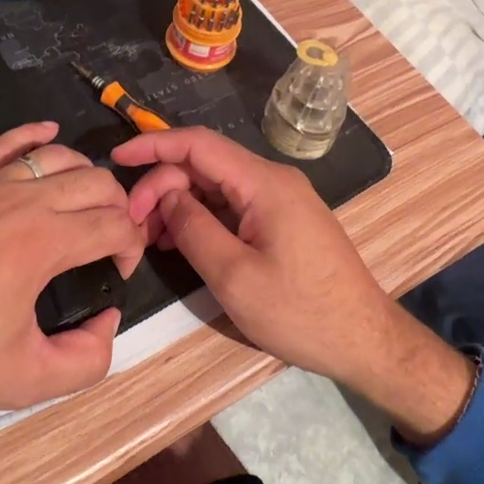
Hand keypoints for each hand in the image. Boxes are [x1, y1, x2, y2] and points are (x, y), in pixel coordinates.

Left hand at [0, 121, 142, 483]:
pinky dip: (31, 135)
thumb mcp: (23, 381)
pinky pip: (2, 145)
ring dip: (85, 177)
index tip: (119, 276)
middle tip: (109, 246)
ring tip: (86, 208)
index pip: (115, 224)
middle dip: (118, 209)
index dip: (131, 247)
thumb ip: (85, 358)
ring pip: (56, 156)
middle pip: (95, 182)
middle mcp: (21, 200)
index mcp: (43, 241)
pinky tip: (47, 133)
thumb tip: (106, 320)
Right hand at [113, 127, 474, 444]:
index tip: (117, 157)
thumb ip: (194, 229)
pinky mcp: (283, 219)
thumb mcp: (235, 276)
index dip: (153, 145)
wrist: (366, 339)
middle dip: (162, 186)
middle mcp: (272, 179)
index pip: (198, 144)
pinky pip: (233, 204)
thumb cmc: (301, 312)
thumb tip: (166, 195)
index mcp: (263, 182)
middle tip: (131, 226)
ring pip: (216, 185)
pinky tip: (179, 242)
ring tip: (149, 240)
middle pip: (204, 164)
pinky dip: (201, 217)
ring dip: (179, 204)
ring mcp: (280, 198)